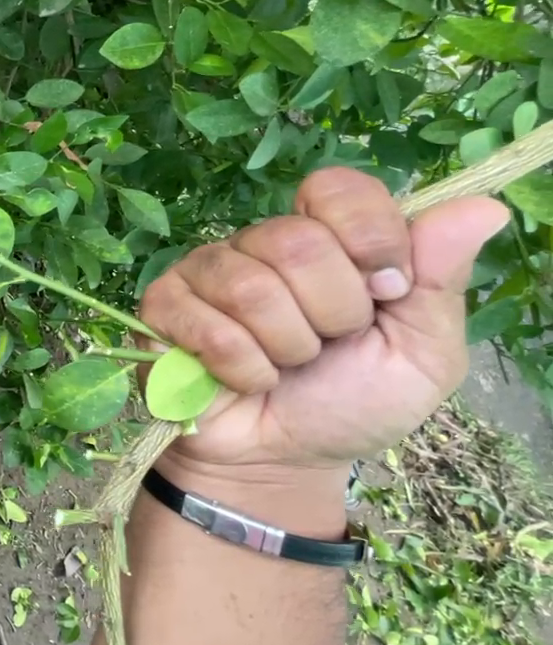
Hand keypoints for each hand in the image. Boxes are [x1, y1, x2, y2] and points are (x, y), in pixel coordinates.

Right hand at [140, 168, 510, 480]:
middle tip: (327, 344)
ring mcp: (201, 272)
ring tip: (282, 365)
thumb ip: (438, 284)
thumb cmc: (351, 402)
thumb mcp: (420, 353)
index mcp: (325, 245)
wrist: (281, 456)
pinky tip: (242, 377)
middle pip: (295, 241)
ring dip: (284, 346)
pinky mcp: (160, 304)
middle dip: (331, 312)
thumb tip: (484, 207)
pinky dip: (242, 367)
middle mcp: (256, 246)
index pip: (336, 189)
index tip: (385, 289)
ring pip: (250, 287)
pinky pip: (209, 325)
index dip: (368, 233)